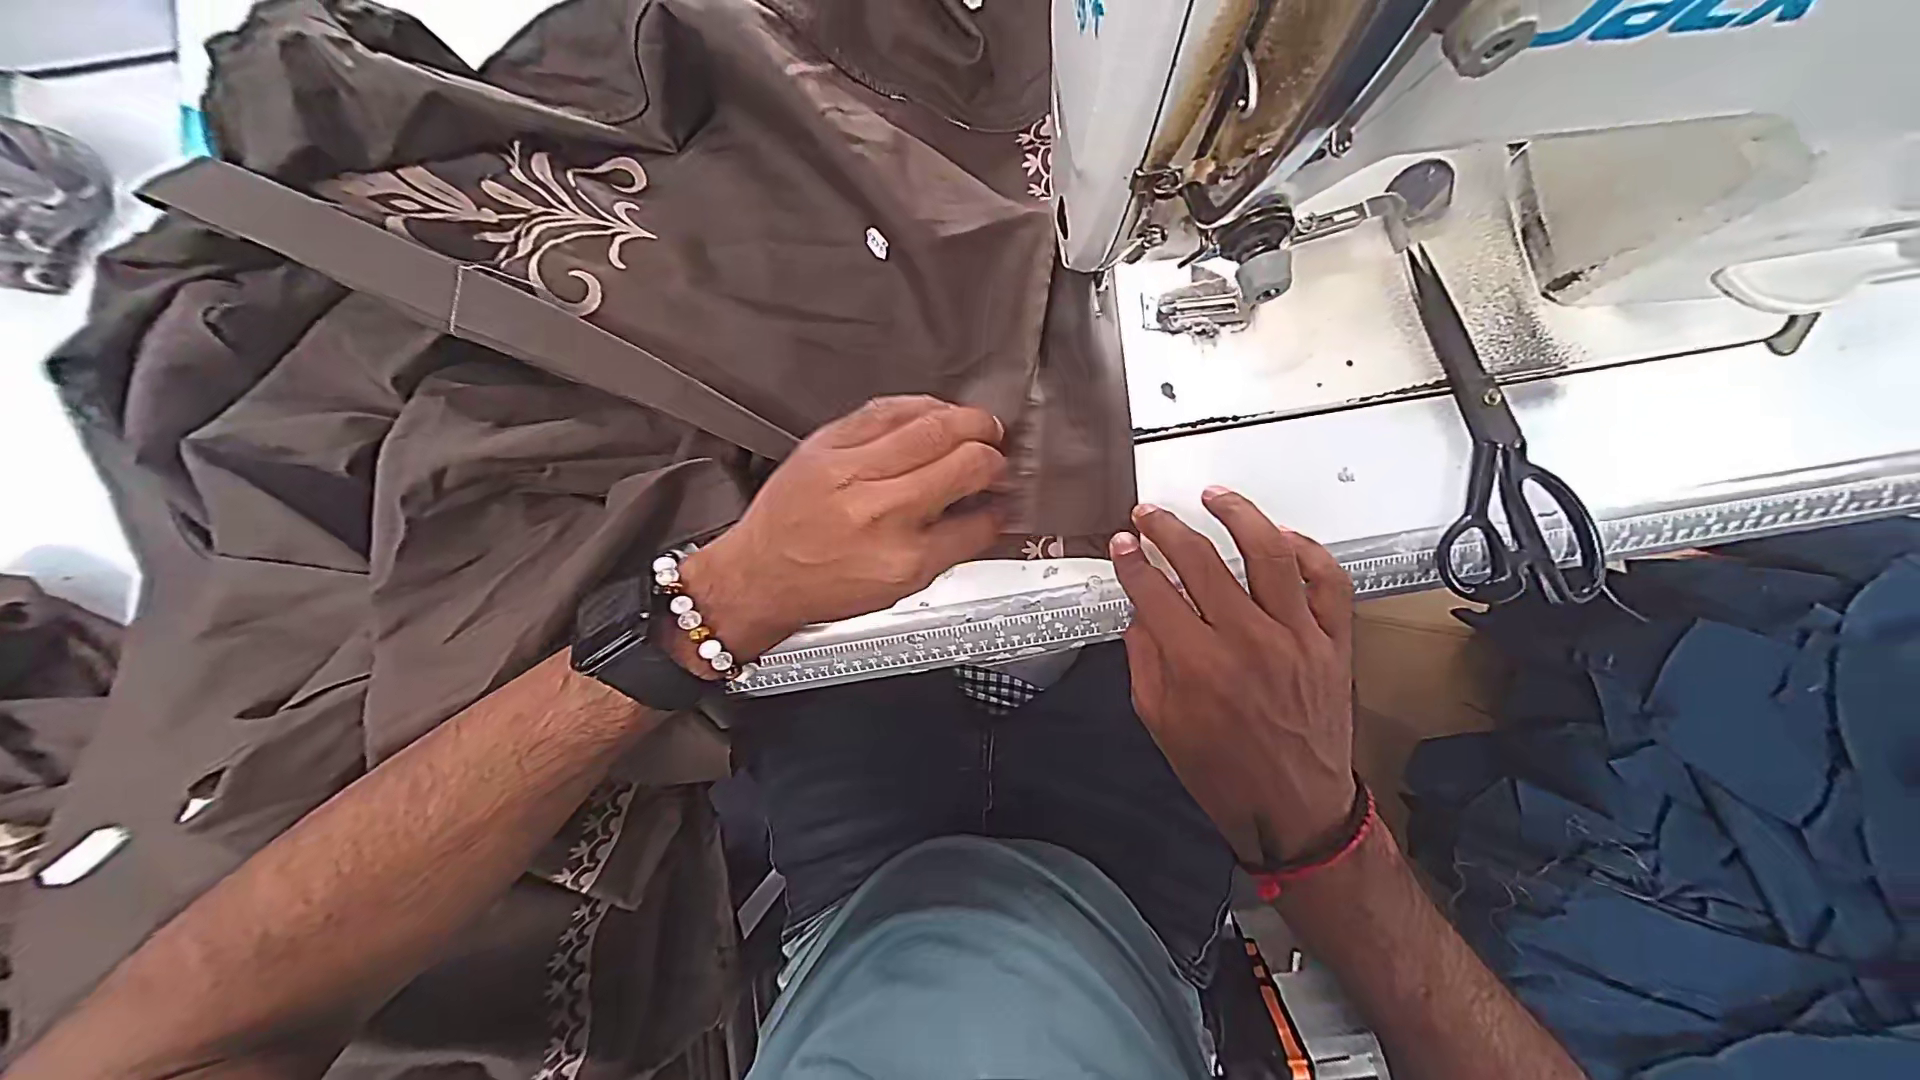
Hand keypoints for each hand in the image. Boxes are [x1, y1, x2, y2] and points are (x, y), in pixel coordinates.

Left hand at [678, 396, 1006, 661]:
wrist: (759, 574)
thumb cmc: (823, 585)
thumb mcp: (898, 586)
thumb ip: (951, 548)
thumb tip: (990, 516)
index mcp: (903, 558)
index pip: (977, 523)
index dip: (1002, 506)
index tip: (1006, 497)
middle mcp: (880, 511)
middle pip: (963, 463)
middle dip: (994, 456)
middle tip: (1000, 457)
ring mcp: (852, 471)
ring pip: (931, 427)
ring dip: (969, 422)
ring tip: (982, 427)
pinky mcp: (827, 444)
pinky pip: (887, 409)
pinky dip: (922, 405)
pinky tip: (937, 411)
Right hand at [1110, 488, 1356, 866]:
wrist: (1295, 809)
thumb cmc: (1224, 772)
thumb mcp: (1160, 720)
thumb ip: (1144, 659)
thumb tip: (1141, 614)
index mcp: (1198, 665)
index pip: (1154, 591)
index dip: (1131, 561)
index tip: (1122, 545)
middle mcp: (1248, 643)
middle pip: (1201, 562)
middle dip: (1166, 529)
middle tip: (1150, 516)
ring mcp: (1296, 638)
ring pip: (1268, 555)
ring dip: (1238, 516)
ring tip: (1215, 497)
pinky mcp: (1332, 643)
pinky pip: (1328, 581)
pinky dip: (1307, 550)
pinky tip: (1282, 536)